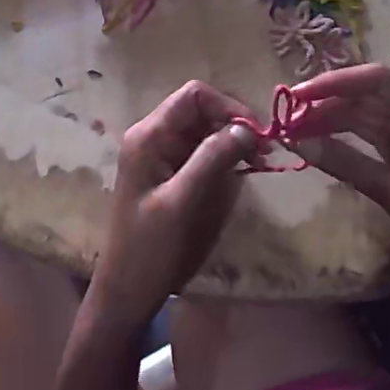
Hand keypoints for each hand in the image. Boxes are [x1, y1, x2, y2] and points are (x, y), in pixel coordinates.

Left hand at [89, 81, 259, 326]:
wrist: (125, 293)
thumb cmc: (148, 249)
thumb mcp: (181, 202)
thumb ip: (212, 159)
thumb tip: (248, 129)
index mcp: (148, 136)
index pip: (194, 95)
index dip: (228, 106)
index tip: (256, 133)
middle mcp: (153, 136)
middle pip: (201, 109)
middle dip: (234, 123)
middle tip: (263, 151)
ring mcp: (160, 154)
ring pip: (204, 128)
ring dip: (232, 140)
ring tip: (258, 162)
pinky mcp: (169, 171)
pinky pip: (201, 150)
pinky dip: (224, 155)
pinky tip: (240, 172)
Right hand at [290, 64, 389, 288]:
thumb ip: (347, 164)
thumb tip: (297, 140)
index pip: (380, 82)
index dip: (335, 83)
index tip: (298, 94)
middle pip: (372, 93)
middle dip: (329, 101)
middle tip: (288, 113)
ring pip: (369, 112)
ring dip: (333, 117)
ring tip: (294, 127)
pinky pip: (375, 132)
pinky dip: (346, 135)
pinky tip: (318, 137)